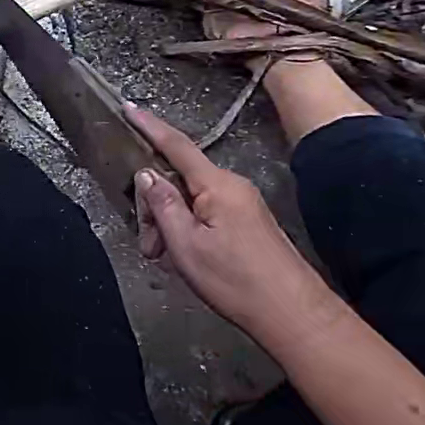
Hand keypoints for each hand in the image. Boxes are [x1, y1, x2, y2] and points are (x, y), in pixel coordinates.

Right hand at [125, 103, 344, 347]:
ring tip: (164, 258)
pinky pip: (203, 214)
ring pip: (188, 200)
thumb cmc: (236, 281)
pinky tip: (181, 258)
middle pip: (177, 180)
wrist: (295, 317)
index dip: (149, 126)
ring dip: (168, 225)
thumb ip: (162, 204)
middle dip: (154, 207)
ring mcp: (240, 204)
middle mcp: (230, 186)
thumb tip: (147, 173)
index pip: (176, 146)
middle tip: (148, 245)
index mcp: (216, 185)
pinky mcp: (245, 222)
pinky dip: (185, 231)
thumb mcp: (186, 244)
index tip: (129, 107)